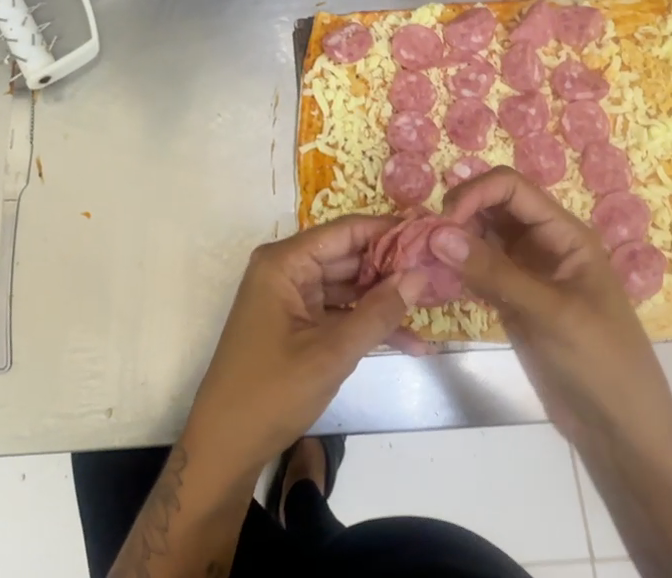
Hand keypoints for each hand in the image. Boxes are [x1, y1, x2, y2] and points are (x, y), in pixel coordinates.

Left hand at [184, 216, 425, 473]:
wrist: (227, 441)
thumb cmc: (272, 390)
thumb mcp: (331, 352)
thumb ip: (378, 312)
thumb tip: (420, 275)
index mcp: (284, 263)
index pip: (346, 232)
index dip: (389, 231)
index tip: (435, 236)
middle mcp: (286, 270)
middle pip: (349, 256)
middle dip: (394, 267)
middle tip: (445, 274)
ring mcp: (291, 297)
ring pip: (349, 285)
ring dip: (386, 300)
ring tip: (438, 305)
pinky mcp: (297, 323)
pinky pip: (340, 312)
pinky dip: (369, 324)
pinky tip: (413, 342)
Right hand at [432, 168, 671, 454]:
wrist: (620, 429)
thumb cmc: (601, 363)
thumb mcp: (552, 314)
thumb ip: (495, 272)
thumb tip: (437, 233)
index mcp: (565, 234)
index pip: (511, 188)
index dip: (475, 194)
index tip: (443, 224)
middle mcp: (543, 245)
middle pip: (491, 207)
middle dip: (456, 215)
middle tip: (424, 242)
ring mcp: (525, 274)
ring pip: (479, 238)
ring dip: (451, 241)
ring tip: (421, 259)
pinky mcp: (511, 301)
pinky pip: (476, 270)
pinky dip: (453, 269)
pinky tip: (432, 279)